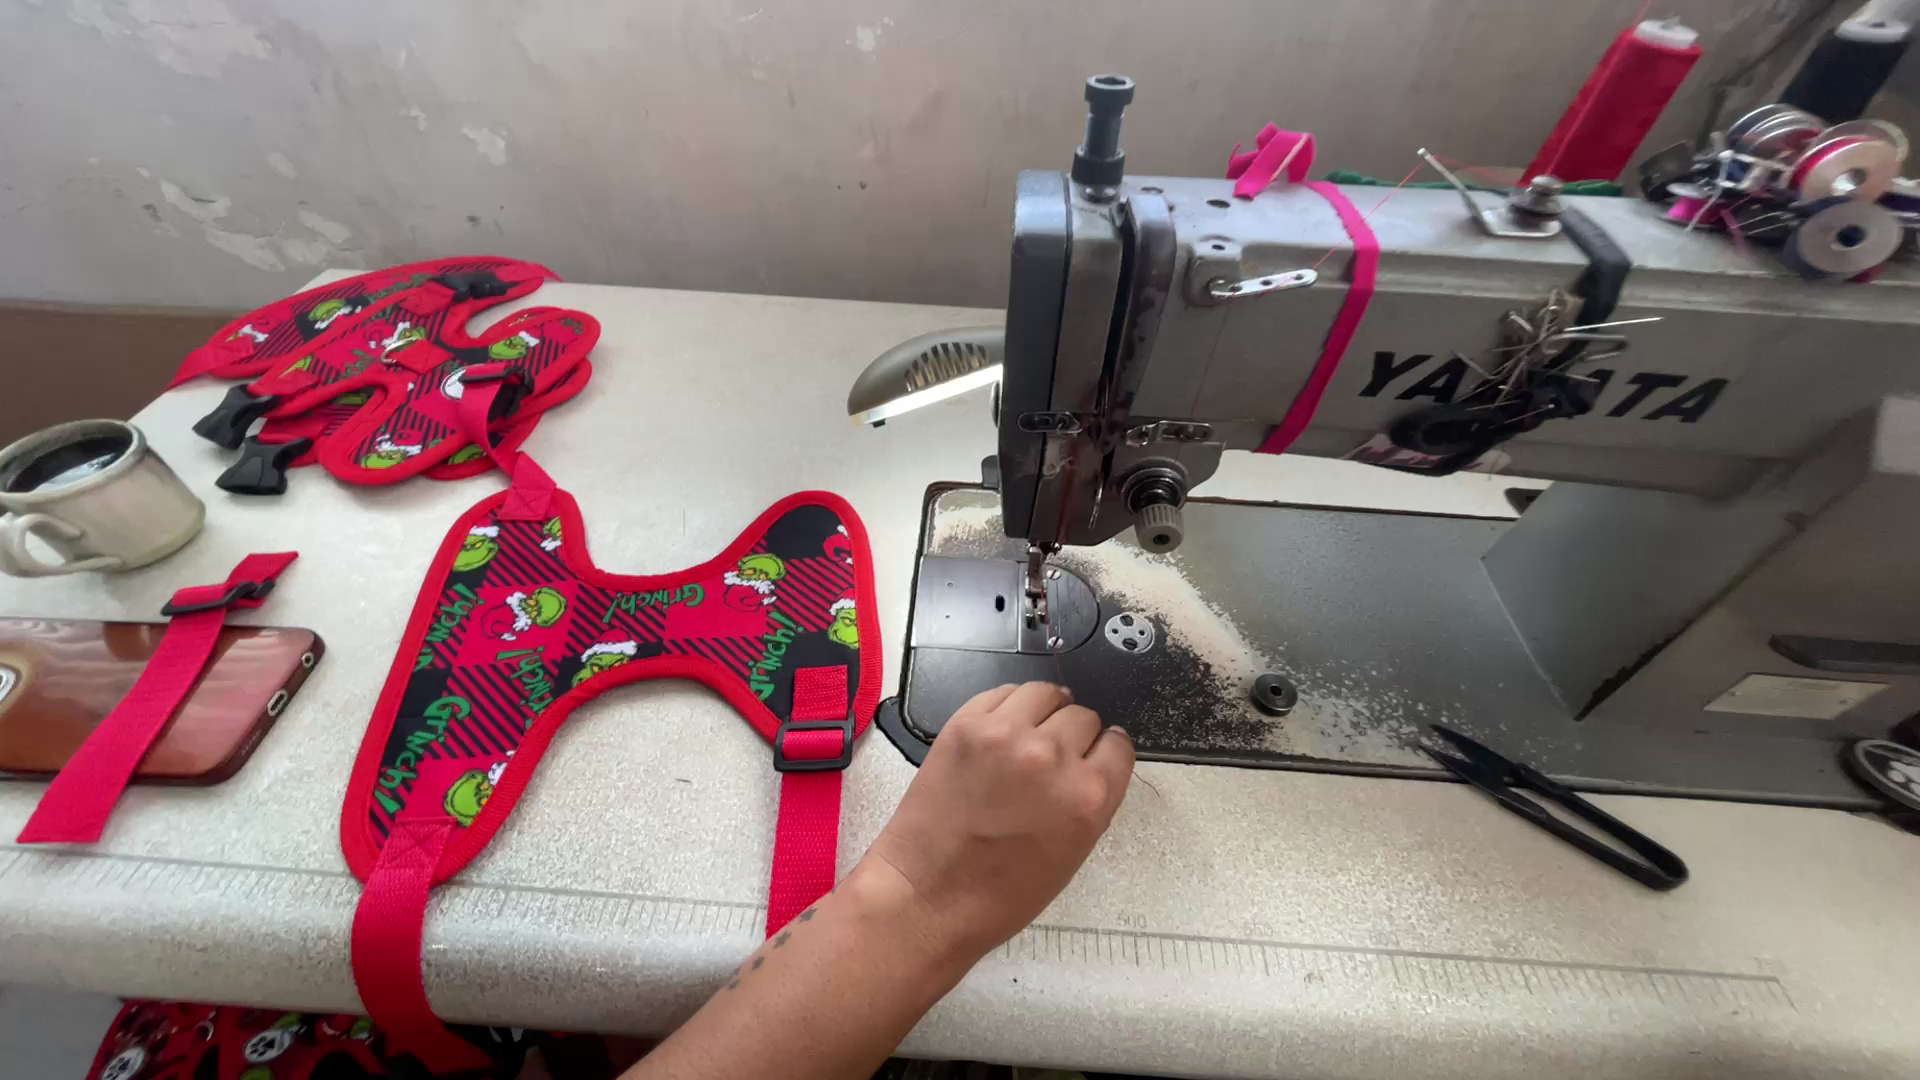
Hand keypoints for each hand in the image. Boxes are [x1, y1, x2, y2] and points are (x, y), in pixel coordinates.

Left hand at [858, 682, 1134, 958]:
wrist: (929, 894)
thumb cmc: (1004, 892)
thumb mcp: (1073, 850)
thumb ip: (1090, 797)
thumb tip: (1092, 756)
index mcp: (1088, 796)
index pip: (1118, 744)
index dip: (1106, 749)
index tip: (1095, 752)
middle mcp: (1052, 757)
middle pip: (1083, 716)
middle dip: (1074, 733)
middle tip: (1054, 753)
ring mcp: (1006, 735)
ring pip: (1044, 693)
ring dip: (1044, 710)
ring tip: (1030, 729)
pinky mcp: (966, 724)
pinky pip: (1002, 692)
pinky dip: (1008, 706)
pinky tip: (1002, 727)